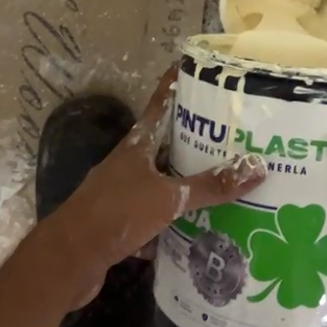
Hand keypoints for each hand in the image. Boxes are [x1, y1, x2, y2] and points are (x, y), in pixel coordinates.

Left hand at [40, 67, 266, 307]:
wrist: (69, 260)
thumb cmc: (116, 214)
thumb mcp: (168, 198)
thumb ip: (210, 186)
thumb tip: (257, 166)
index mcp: (136, 146)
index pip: (159, 105)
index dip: (174, 85)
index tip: (191, 66)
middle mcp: (128, 164)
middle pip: (164, 145)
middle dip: (193, 141)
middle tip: (229, 136)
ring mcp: (121, 195)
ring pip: (160, 183)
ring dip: (185, 184)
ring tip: (222, 184)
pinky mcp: (121, 225)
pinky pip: (154, 218)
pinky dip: (174, 224)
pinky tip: (198, 232)